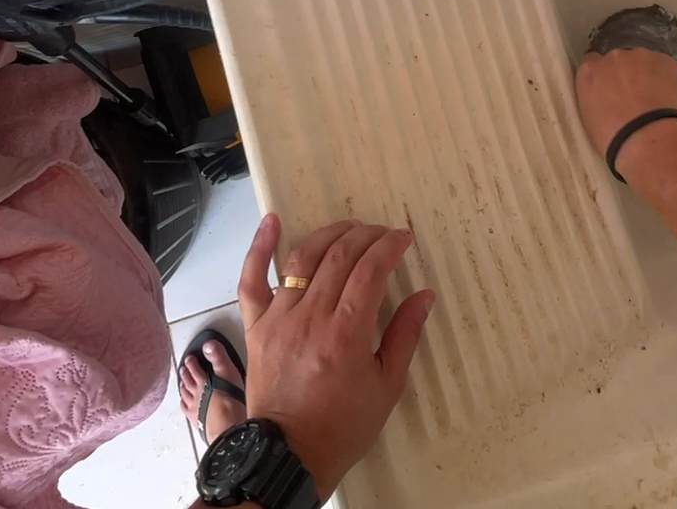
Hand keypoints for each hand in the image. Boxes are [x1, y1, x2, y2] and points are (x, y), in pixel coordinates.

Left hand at [234, 214, 434, 498]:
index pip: (371, 269)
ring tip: (350, 226)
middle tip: (384, 234)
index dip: (390, 246)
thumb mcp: (387, 386)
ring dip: (330, 233)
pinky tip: (273, 220)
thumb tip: (425, 294)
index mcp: (346, 333)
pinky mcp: (256, 324)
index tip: (403, 238)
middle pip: (340, 255)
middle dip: (368, 235)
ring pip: (303, 257)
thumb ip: (406, 335)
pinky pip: (252, 279)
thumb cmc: (343, 424)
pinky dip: (260, 247)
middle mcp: (311, 317)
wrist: (287, 457)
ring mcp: (279, 318)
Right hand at [573, 47, 676, 157]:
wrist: (648, 138)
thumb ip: (595, 98)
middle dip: (627, 75)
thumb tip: (607, 99)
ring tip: (657, 104)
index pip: (592, 63)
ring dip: (649, 77)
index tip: (610, 91)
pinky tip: (672, 103)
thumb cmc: (613, 137)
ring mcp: (644, 57)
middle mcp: (615, 57)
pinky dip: (670, 82)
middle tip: (635, 100)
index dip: (603, 77)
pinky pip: (669, 70)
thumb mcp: (589, 118)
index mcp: (590, 71)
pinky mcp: (669, 63)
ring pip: (647, 63)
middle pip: (620, 60)